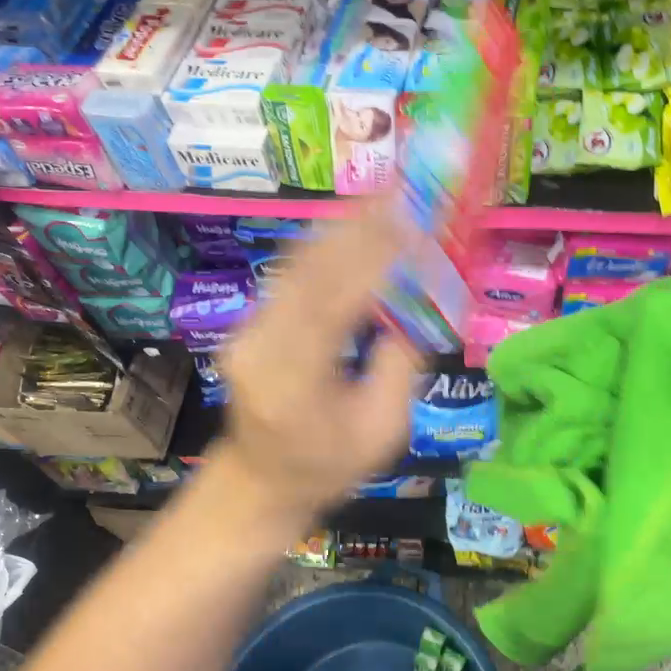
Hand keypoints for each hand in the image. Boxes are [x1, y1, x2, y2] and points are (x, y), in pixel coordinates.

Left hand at [218, 201, 422, 519]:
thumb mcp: (383, 431)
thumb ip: (401, 364)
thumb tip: (421, 302)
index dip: (375, 257)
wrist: (258, 483)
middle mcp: (262, 343)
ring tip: (387, 191)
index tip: (414, 221)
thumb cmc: (327, 467)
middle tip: (404, 187)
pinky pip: (293, 271)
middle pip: (314, 269)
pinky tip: (356, 219)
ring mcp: (249, 327)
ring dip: (345, 224)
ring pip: (300, 261)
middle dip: (362, 224)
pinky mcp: (251, 319)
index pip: (337, 303)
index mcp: (294, 380)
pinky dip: (328, 241)